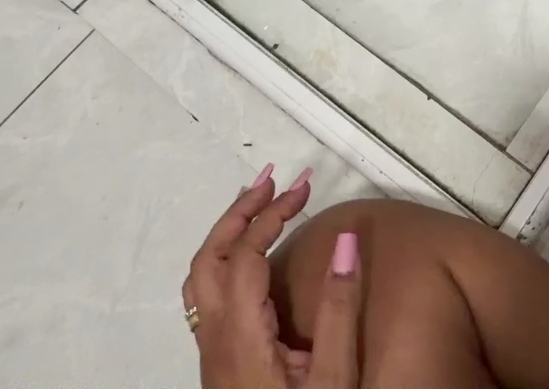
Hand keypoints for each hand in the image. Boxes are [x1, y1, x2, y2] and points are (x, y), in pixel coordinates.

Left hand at [184, 166, 363, 388]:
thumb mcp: (335, 376)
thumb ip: (340, 307)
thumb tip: (348, 238)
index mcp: (241, 338)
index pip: (244, 257)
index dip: (271, 215)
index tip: (304, 186)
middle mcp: (214, 339)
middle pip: (209, 259)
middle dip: (240, 211)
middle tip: (275, 178)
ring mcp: (210, 351)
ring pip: (200, 276)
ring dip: (228, 230)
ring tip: (260, 199)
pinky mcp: (217, 359)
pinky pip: (207, 292)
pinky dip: (227, 254)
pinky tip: (253, 251)